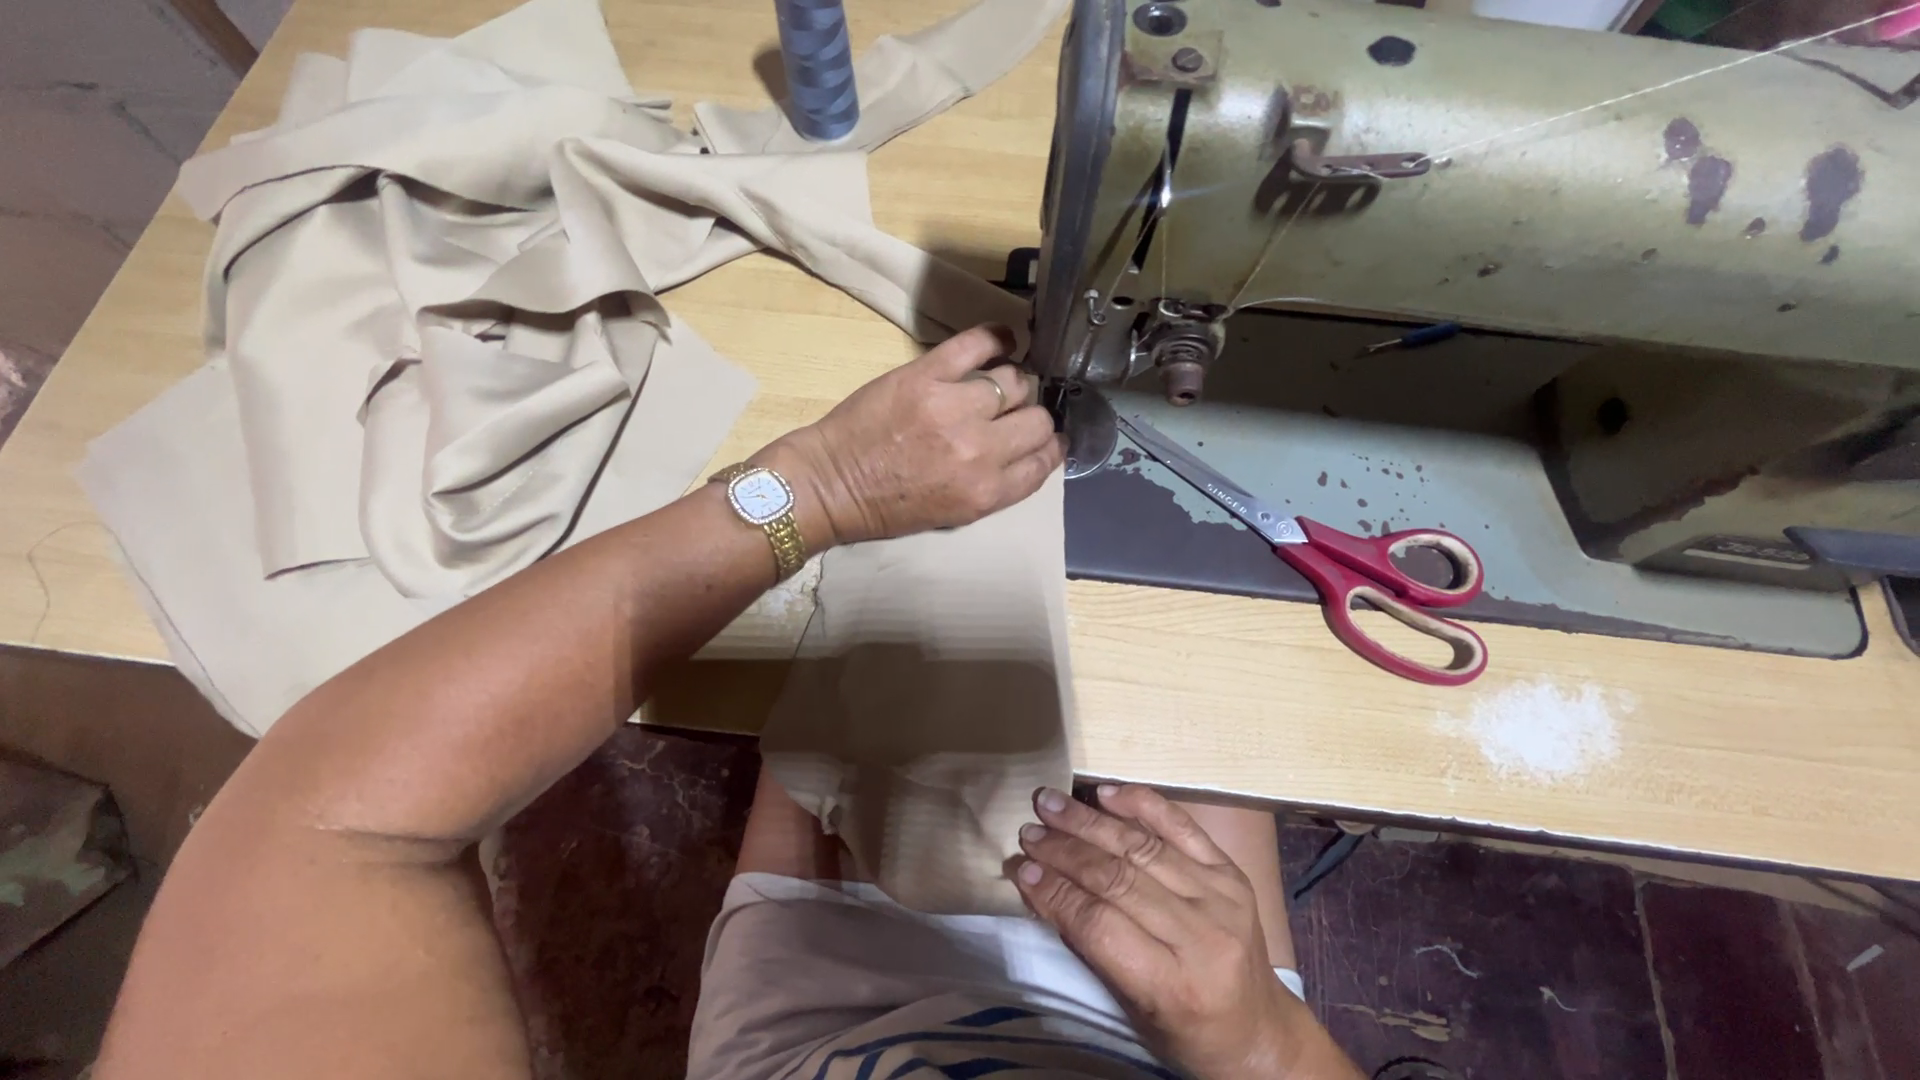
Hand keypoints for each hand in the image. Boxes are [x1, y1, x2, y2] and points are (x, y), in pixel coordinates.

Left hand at [759, 324, 1064, 545]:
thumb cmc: (890, 506)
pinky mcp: (927, 375)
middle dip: (1029, 415)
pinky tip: (1003, 340)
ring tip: (996, 383)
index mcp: (987, 491)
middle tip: (1011, 413)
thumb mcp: (956, 513)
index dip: (1049, 445)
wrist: (833, 485)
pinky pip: (978, 343)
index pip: (1044, 459)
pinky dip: (997, 337)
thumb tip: (1027, 449)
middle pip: (1035, 417)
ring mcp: (954, 408)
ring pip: (1014, 379)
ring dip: (1010, 382)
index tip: (1044, 438)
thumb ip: (997, 484)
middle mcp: (980, 450)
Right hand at [1013, 785, 1362, 1079]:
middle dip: (1064, 851)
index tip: (1020, 869)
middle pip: (1118, 879)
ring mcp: (1221, 897)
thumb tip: (1037, 884)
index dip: (1055, 893)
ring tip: (1050, 804)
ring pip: (1141, 847)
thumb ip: (1088, 946)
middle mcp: (1202, 935)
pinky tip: (1105, 793)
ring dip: (1089, 822)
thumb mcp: (1131, 1008)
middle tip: (1028, 832)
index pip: (1099, 925)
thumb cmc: (1186, 1032)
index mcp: (1173, 986)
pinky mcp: (1232, 872)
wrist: (1261, 1032)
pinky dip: (1141, 804)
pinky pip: (1182, 827)